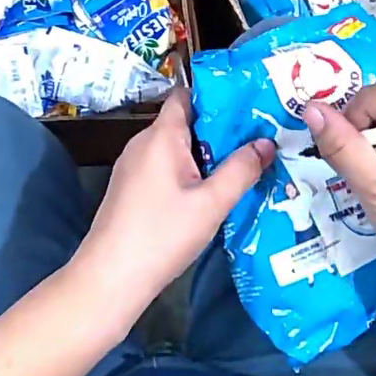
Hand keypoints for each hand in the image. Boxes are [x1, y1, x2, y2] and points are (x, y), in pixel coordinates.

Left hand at [73, 91, 271, 317]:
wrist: (109, 280)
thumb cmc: (161, 235)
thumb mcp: (211, 203)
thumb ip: (241, 170)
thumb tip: (266, 143)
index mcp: (161, 135)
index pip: (186, 95)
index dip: (216, 96)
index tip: (248, 106)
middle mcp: (143, 143)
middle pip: (185, 122)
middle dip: (219, 129)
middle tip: (255, 140)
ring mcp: (133, 166)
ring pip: (176, 147)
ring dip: (205, 153)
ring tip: (241, 165)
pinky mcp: (131, 188)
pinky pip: (165, 166)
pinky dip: (189, 171)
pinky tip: (210, 192)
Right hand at [304, 73, 375, 307]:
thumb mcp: (375, 189)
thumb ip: (342, 147)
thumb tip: (310, 108)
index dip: (365, 107)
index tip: (354, 145)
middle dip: (362, 123)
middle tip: (356, 160)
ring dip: (363, 136)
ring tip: (365, 169)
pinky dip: (369, 145)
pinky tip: (370, 171)